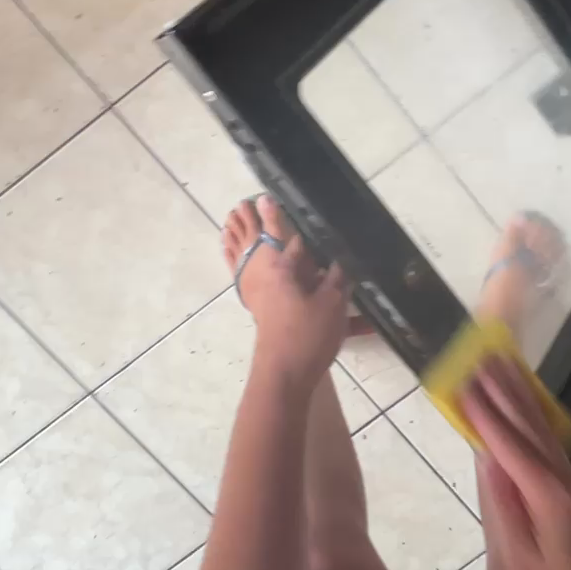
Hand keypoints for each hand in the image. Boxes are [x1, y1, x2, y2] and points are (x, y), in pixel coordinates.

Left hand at [227, 195, 349, 391]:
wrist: (284, 374)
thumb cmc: (307, 336)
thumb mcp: (332, 305)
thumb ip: (336, 278)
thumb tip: (339, 259)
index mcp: (281, 266)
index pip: (279, 231)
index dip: (275, 213)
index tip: (266, 195)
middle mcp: (263, 273)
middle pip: (257, 240)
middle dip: (253, 221)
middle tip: (244, 201)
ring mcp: (255, 290)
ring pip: (245, 256)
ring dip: (240, 237)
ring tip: (231, 219)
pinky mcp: (256, 306)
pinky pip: (240, 274)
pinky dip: (233, 260)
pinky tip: (234, 256)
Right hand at [463, 360, 570, 569]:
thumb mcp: (519, 562)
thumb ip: (502, 506)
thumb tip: (485, 454)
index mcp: (549, 495)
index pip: (509, 440)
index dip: (485, 408)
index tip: (464, 375)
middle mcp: (568, 480)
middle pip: (531, 424)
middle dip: (504, 386)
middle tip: (482, 351)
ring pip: (545, 429)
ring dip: (521, 393)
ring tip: (503, 362)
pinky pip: (552, 443)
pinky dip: (533, 416)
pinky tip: (527, 408)